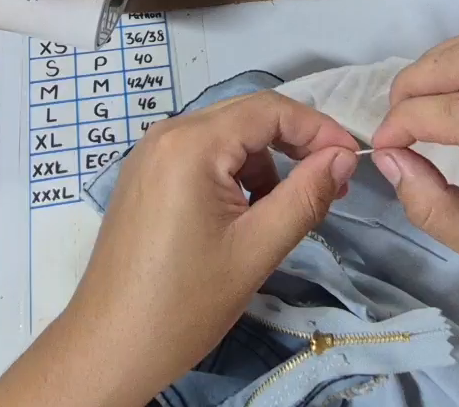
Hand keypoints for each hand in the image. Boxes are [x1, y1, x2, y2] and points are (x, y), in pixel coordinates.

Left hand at [1, 90, 357, 406]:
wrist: (108, 349)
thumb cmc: (183, 303)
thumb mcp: (256, 250)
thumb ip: (306, 196)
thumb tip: (343, 156)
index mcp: (191, 142)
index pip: (269, 110)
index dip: (317, 128)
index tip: (351, 158)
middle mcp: (168, 132)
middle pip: (247, 115)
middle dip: (294, 142)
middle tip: (331, 181)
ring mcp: (152, 151)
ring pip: (227, 134)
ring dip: (264, 161)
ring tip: (282, 209)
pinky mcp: (146, 173)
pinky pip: (203, 152)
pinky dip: (234, 171)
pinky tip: (244, 212)